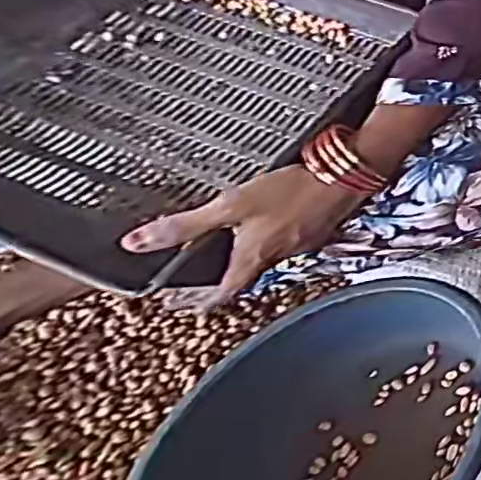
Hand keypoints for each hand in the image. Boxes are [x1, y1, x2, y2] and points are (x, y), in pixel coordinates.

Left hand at [119, 165, 364, 307]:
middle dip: (219, 276)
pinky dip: (274, 238)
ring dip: (248, 254)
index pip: (220, 294)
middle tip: (196, 271)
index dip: (196, 302)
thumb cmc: (291, 190)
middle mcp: (278, 256)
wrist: (345, 175)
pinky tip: (272, 221)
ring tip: (232, 241)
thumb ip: (184, 225)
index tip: (178, 304)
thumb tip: (135, 244)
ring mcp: (302, 244)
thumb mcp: (231, 205)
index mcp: (252, 257)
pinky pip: (289, 242)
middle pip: (244, 275)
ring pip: (268, 257)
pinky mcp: (319, 230)